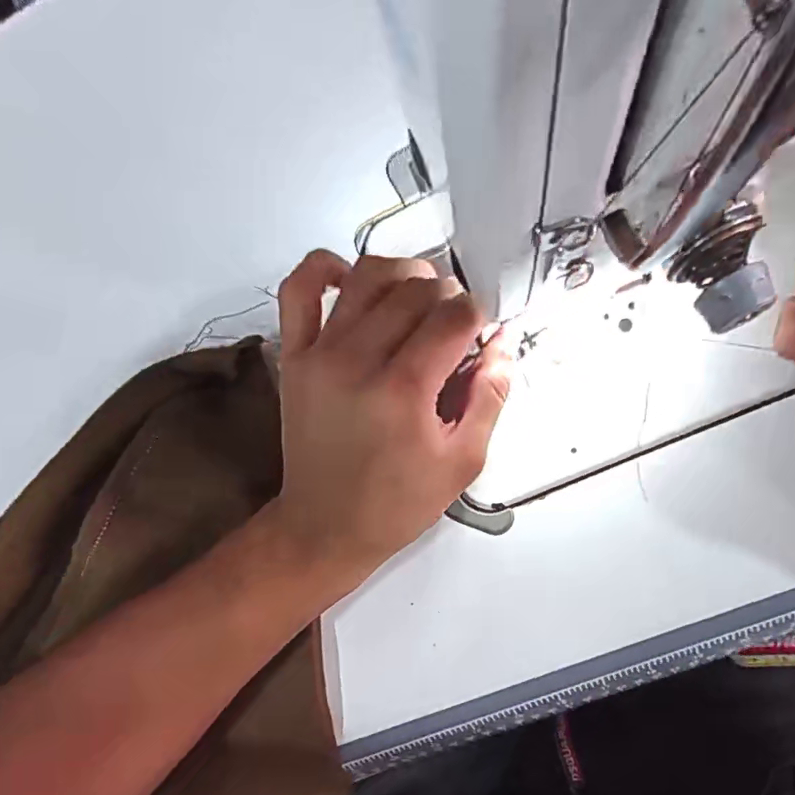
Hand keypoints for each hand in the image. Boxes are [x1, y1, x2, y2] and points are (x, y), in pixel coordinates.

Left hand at [262, 251, 511, 572]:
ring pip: (369, 276)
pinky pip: (300, 289)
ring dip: (404, 274)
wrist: (325, 527)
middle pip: (416, 290)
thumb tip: (500, 344)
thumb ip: (489, 397)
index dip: (479, 317)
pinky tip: (353, 281)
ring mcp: (320, 356)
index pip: (455, 315)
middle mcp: (358, 363)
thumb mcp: (462, 463)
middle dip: (448, 298)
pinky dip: (324, 268)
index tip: (479, 336)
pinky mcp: (294, 358)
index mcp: (404, 392)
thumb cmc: (393, 505)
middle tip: (452, 329)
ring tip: (418, 299)